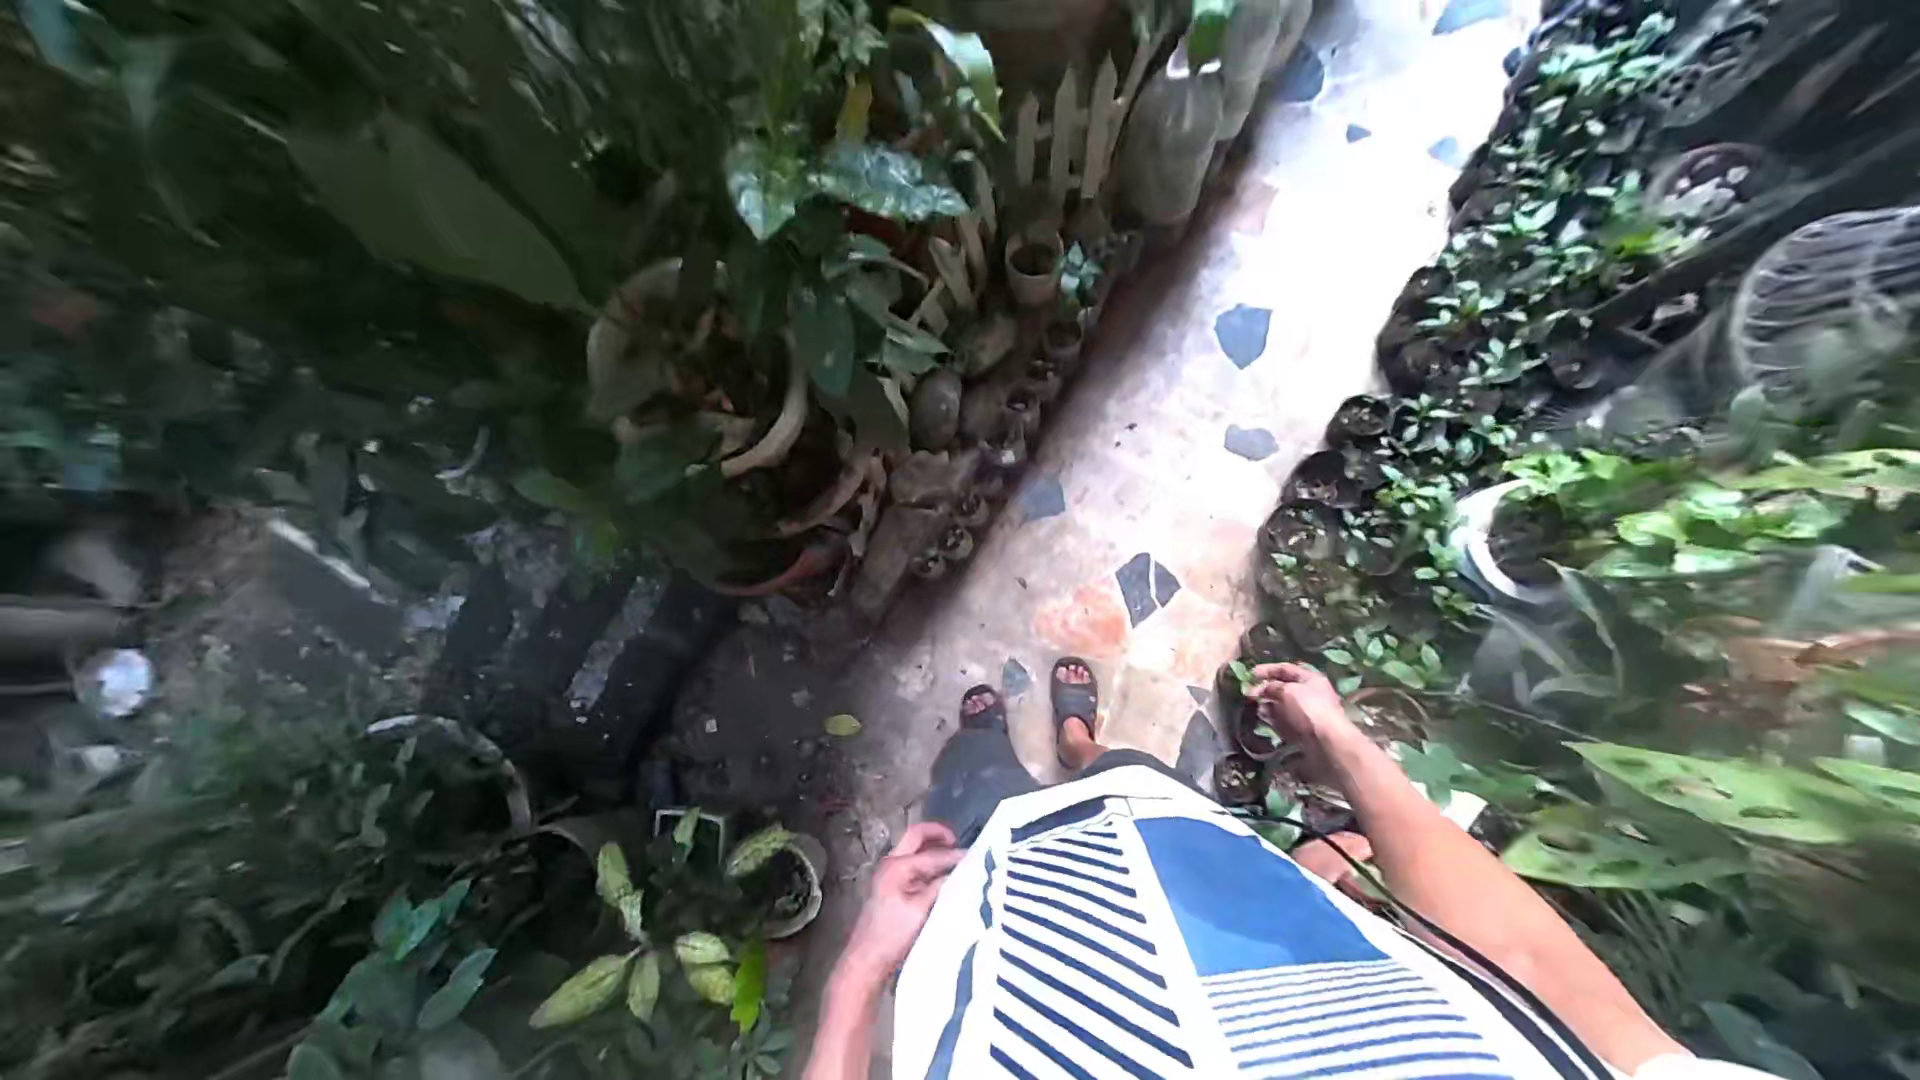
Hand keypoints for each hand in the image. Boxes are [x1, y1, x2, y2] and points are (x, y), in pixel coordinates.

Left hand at [836, 822, 964, 983]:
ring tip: (954, 856)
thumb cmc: (892, 936)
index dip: (953, 855)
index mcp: (897, 866)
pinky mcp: (894, 885)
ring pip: (915, 848)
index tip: (974, 856)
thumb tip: (960, 871)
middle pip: (917, 836)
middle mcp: (892, 863)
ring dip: (934, 847)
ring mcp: (891, 873)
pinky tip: (943, 873)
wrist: (867, 960)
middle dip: (938, 834)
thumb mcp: (920, 911)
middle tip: (957, 842)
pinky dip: (929, 862)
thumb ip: (939, 887)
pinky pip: (914, 863)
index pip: (931, 854)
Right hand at [1248, 662, 1359, 752]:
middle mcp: (1309, 692)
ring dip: (1267, 703)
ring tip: (1254, 705)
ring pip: (1281, 703)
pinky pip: (1284, 718)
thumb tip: (1261, 688)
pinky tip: (1263, 716)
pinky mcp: (1303, 726)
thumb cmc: (1307, 708)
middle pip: (1283, 686)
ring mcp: (1306, 710)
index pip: (1285, 668)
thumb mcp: (1286, 691)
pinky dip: (1272, 716)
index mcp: (1310, 678)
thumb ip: (1271, 686)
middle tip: (1249, 693)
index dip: (1266, 669)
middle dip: (1264, 688)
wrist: (1326, 739)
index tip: (1250, 674)